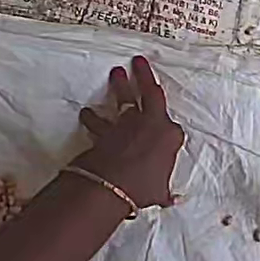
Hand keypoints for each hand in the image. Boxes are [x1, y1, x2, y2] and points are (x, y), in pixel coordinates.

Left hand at [73, 56, 184, 208]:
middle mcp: (150, 122)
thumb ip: (163, 190)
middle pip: (149, 92)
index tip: (167, 129)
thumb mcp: (159, 191)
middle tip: (138, 60)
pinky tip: (86, 112)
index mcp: (170, 135)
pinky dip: (91, 118)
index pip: (173, 129)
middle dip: (144, 75)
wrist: (114, 183)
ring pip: (123, 99)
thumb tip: (170, 200)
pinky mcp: (106, 129)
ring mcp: (126, 123)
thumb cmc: (144, 185)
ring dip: (119, 85)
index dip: (170, 131)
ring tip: (116, 72)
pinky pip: (99, 121)